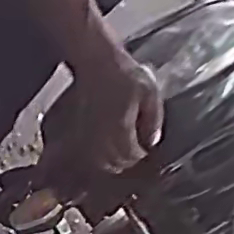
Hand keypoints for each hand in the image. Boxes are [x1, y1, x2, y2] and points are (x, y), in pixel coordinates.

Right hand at [45, 52, 164, 178]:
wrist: (97, 69)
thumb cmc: (125, 77)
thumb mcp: (149, 92)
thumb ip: (153, 118)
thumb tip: (152, 142)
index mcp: (121, 128)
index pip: (130, 155)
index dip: (139, 154)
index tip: (145, 148)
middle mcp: (102, 138)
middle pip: (114, 163)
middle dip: (126, 160)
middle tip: (134, 151)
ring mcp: (88, 139)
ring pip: (100, 164)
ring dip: (111, 162)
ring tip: (120, 152)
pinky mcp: (79, 137)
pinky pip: (89, 156)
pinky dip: (98, 159)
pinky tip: (104, 151)